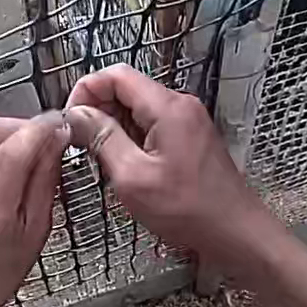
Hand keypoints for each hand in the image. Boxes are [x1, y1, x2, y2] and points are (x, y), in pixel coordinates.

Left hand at [0, 111, 69, 306]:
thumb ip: (44, 184)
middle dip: (17, 123)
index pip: (12, 152)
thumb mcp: (36, 233)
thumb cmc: (0, 273)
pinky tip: (8, 165)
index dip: (38, 129)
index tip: (57, 123)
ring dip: (5, 133)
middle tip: (41, 133)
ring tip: (28, 149)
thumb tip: (54, 143)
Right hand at [63, 64, 275, 264]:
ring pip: (138, 109)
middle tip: (81, 144)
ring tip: (101, 160)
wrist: (234, 231)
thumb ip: (102, 139)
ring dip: (113, 127)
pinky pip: (152, 125)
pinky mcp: (190, 137)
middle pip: (127, 89)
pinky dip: (132, 138)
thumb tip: (76, 115)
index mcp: (167, 107)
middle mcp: (180, 105)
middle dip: (98, 111)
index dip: (86, 91)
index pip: (115, 75)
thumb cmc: (186, 209)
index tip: (71, 121)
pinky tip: (125, 166)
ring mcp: (188, 120)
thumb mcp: (133, 177)